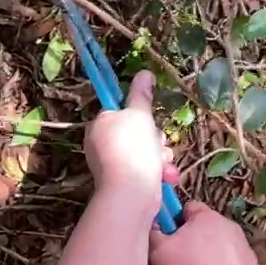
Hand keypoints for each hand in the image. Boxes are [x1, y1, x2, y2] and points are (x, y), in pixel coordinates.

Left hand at [85, 70, 176, 213]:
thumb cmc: (133, 148)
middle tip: (158, 143)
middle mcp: (103, 144)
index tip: (148, 119)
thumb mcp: (139, 114)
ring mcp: (114, 165)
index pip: (120, 111)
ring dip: (161, 155)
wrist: (131, 192)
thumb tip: (144, 72)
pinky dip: (159, 171)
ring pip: (147, 151)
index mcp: (100, 125)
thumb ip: (141, 94)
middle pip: (137, 132)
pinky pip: (147, 169)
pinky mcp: (127, 181)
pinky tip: (165, 176)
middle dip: (155, 138)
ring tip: (162, 162)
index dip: (139, 114)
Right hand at [148, 201, 263, 264]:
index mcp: (207, 216)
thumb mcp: (159, 251)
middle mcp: (228, 225)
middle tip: (175, 262)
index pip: (187, 207)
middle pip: (202, 228)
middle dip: (189, 241)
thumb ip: (153, 232)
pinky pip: (229, 264)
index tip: (166, 240)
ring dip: (205, 257)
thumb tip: (153, 224)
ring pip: (216, 247)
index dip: (173, 222)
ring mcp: (243, 246)